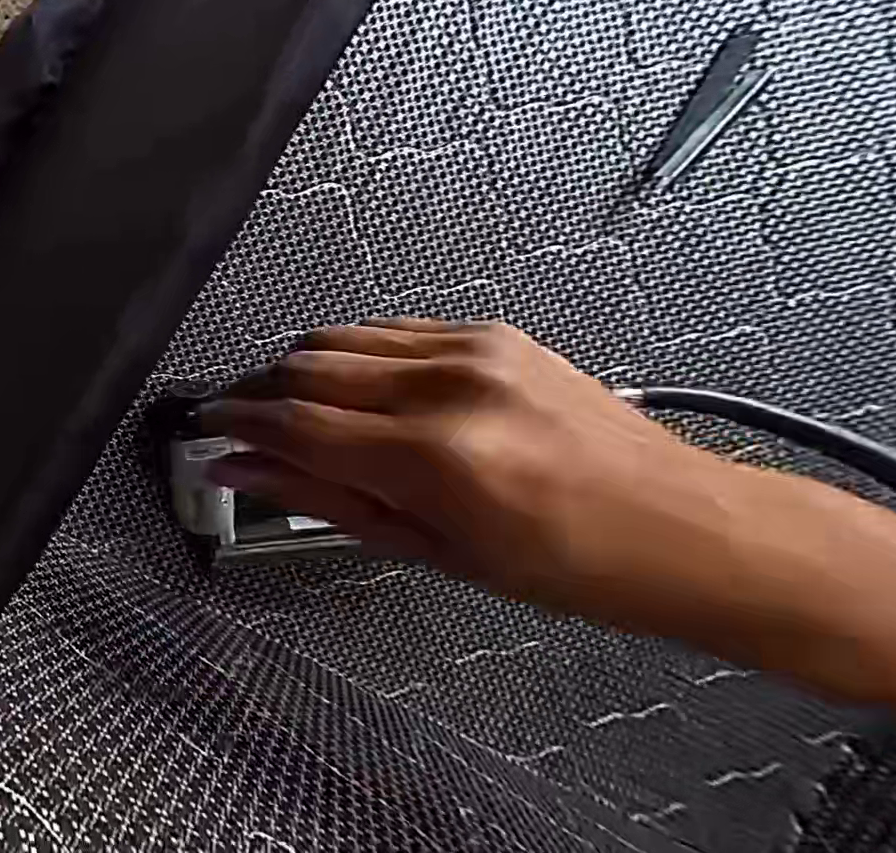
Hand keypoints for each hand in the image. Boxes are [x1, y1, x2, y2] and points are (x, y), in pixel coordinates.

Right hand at [201, 318, 895, 719]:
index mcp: (435, 461)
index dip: (234, 423)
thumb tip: (236, 469)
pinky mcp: (484, 329)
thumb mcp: (423, 548)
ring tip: (284, 404)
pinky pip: (378, 329)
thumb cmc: (555, 565)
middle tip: (233, 418)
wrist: (693, 528)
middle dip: (251, 393)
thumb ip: (317, 497)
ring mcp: (467, 348)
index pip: (294, 425)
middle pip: (300, 368)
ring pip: (330, 338)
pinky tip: (345, 385)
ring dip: (290, 370)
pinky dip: (341, 355)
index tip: (202, 426)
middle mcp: (445, 389)